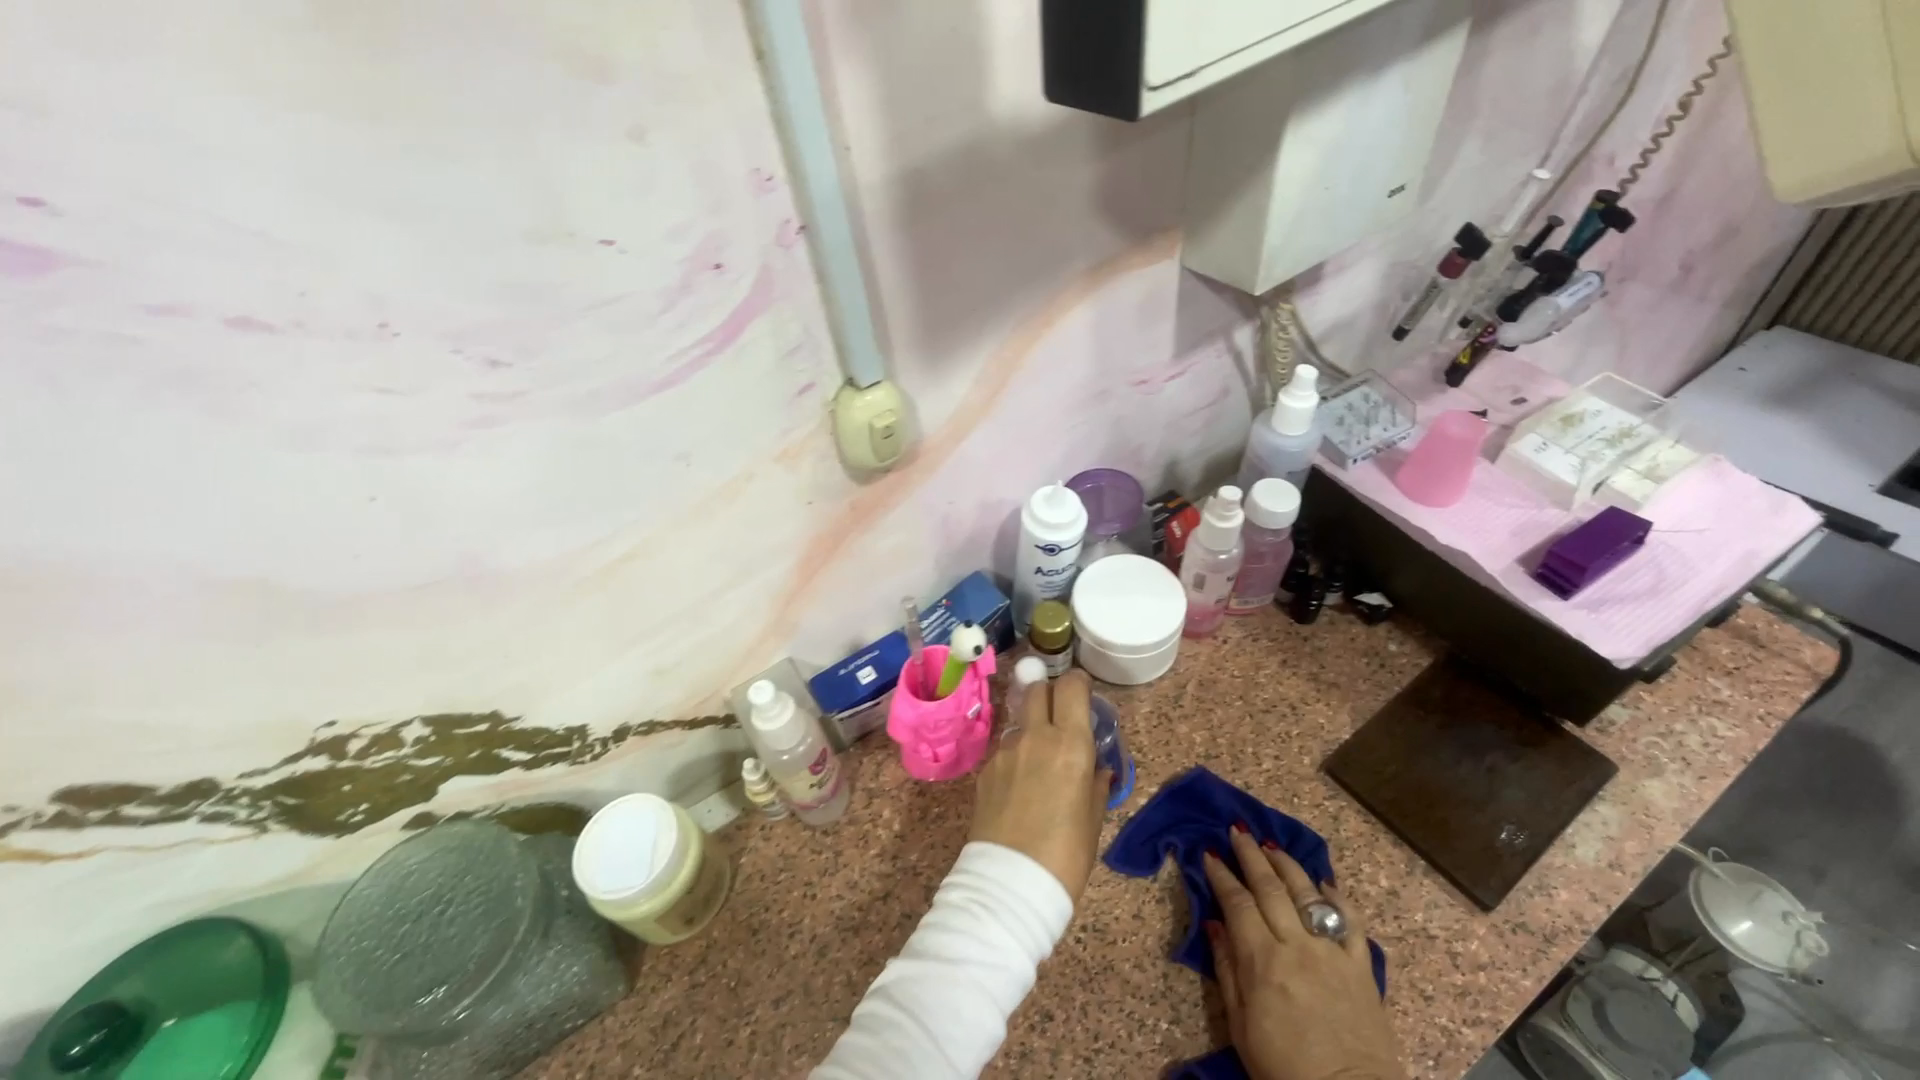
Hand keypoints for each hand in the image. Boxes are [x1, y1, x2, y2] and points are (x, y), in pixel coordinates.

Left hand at [968, 669, 1112, 901]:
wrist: (1011, 884)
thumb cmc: (1066, 854)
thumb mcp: (1093, 818)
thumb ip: (1094, 783)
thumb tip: (1096, 768)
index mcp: (1069, 744)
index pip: (1071, 686)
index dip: (1078, 683)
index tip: (1083, 693)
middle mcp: (1035, 738)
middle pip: (1038, 690)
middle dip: (1050, 694)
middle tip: (1061, 717)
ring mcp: (1004, 753)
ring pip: (1020, 722)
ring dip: (1032, 729)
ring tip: (1041, 762)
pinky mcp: (984, 772)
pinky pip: (1004, 751)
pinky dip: (1015, 757)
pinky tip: (1021, 787)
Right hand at [1202, 829, 1405, 1079]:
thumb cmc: (1284, 1068)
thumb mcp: (1241, 1027)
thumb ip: (1227, 971)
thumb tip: (1214, 925)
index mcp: (1262, 961)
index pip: (1237, 904)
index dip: (1221, 875)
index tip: (1209, 852)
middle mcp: (1297, 946)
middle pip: (1270, 889)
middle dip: (1250, 857)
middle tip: (1237, 831)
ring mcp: (1333, 953)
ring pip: (1307, 896)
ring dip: (1287, 866)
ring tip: (1271, 845)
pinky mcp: (1362, 967)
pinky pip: (1351, 922)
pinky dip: (1338, 898)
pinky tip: (1325, 882)